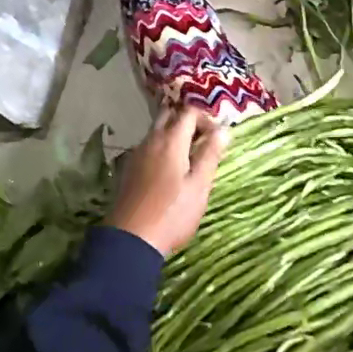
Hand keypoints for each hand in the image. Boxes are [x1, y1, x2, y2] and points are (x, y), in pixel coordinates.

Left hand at [104, 105, 227, 256]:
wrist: (131, 239)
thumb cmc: (172, 213)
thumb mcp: (199, 186)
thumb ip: (210, 155)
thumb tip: (223, 129)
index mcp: (171, 140)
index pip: (189, 112)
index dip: (205, 118)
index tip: (216, 137)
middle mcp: (151, 139)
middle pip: (169, 115)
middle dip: (187, 121)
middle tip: (202, 142)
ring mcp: (137, 152)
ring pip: (156, 130)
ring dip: (173, 134)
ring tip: (189, 157)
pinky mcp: (129, 167)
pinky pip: (148, 146)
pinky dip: (161, 147)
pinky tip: (169, 170)